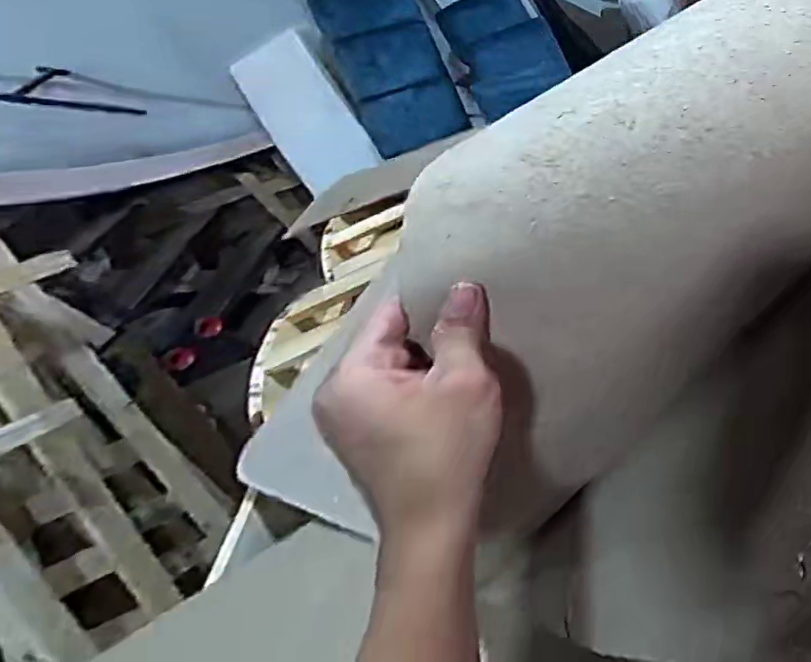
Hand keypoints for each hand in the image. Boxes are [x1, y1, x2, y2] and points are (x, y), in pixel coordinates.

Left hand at [314, 283, 504, 547]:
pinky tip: (450, 387)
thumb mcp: (465, 379)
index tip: (465, 287)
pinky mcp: (362, 436)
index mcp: (351, 376)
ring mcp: (345, 418)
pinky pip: (392, 389)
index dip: (429, 297)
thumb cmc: (448, 447)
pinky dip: (420, 382)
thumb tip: (463, 287)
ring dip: (429, 358)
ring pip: (395, 365)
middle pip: (390, 339)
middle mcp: (336, 394)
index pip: (389, 313)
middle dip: (432, 330)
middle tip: (475, 322)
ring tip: (467, 351)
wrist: (434, 524)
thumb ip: (459, 328)